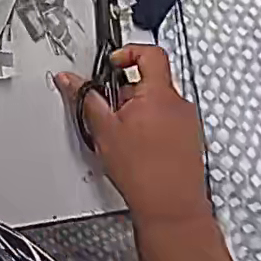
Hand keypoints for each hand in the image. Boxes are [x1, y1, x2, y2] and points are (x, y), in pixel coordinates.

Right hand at [55, 44, 211, 227]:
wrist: (171, 208)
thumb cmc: (144, 173)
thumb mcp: (104, 130)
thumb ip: (85, 98)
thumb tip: (70, 81)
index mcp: (159, 94)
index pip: (150, 54)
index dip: (128, 52)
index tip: (114, 63)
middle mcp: (178, 104)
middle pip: (150, 79)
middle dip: (125, 90)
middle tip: (109, 107)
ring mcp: (187, 122)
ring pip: (157, 101)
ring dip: (136, 109)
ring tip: (122, 132)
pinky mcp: (189, 138)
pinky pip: (166, 119)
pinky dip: (149, 125)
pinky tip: (135, 146)